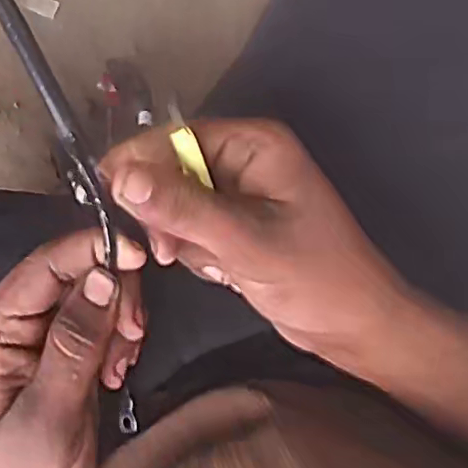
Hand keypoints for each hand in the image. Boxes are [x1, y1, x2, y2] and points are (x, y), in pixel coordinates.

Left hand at [0, 230, 146, 467]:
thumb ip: (74, 344)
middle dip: (112, 292)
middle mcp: (14, 318)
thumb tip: (102, 278)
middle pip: (72, 269)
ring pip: (92, 289)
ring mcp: (40, 331)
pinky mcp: (65, 346)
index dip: (91, 251)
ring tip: (121, 361)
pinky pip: (101, 315)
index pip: (45, 264)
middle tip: (132, 333)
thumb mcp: (49, 417)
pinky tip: (118, 366)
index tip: (137, 255)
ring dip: (120, 315)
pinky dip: (120, 332)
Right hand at [101, 118, 424, 369]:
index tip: (108, 192)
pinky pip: (187, 222)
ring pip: (173, 198)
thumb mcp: (245, 242)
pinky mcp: (232, 219)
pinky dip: (191, 247)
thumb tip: (121, 177)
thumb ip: (182, 208)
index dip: (140, 162)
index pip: (176, 137)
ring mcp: (236, 190)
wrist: (359, 331)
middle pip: (171, 167)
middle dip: (164, 209)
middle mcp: (241, 158)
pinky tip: (218, 269)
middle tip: (164, 246)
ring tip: (204, 261)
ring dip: (178, 233)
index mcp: (253, 143)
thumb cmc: (316, 278)